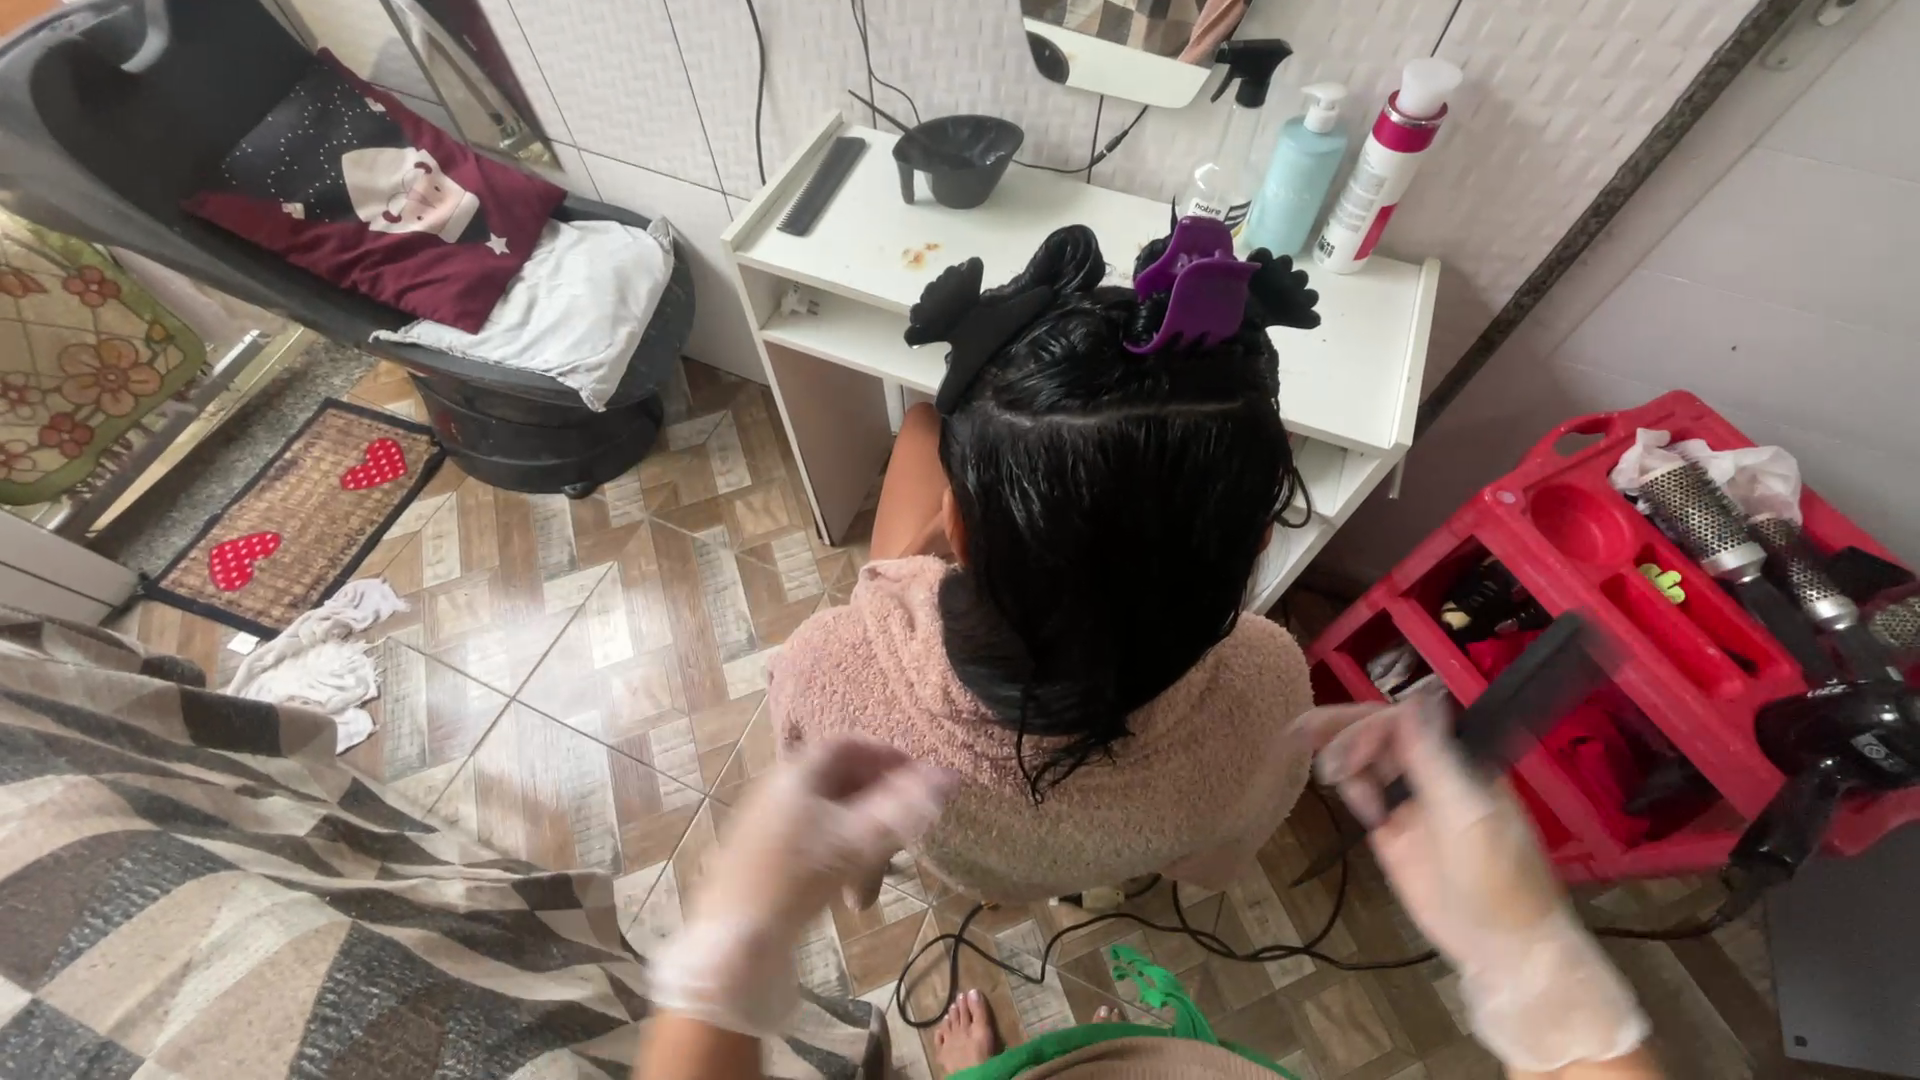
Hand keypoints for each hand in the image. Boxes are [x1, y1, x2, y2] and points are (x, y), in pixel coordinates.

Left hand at [649, 737, 954, 1035]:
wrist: (732, 942)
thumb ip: (906, 806)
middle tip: (905, 827)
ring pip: (829, 816)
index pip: (848, 744)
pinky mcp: (761, 854)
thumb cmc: (797, 878)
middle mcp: (778, 787)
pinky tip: (851, 891)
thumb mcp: (859, 840)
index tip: (917, 778)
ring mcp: (767, 821)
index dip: (886, 756)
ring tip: (879, 871)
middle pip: (840, 781)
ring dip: (861, 837)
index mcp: (796, 772)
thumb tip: (949, 776)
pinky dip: (839, 855)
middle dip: (878, 803)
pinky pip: (812, 839)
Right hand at [1316, 695, 1649, 1072]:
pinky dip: (1349, 787)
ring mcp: (1410, 798)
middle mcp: (1430, 771)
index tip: (1348, 751)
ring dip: (1340, 757)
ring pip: (1363, 758)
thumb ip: (1435, 756)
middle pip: (1376, 733)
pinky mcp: (1391, 826)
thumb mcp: (1466, 813)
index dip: (1368, 728)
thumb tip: (1419, 693)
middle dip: (1341, 731)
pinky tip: (1352, 801)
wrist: (1499, 948)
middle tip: (1302, 734)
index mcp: (1458, 760)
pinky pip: (1360, 791)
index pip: (1402, 722)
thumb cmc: (1498, 879)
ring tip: (1327, 772)